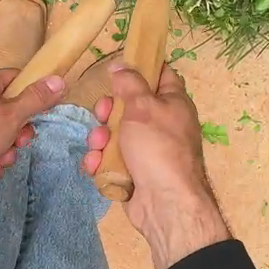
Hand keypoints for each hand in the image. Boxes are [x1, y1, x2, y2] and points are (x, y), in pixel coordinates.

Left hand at [0, 69, 65, 188]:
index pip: (16, 78)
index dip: (32, 93)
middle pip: (9, 110)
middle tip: (19, 142)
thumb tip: (59, 79)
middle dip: (18, 132)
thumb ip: (36, 99)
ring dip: (5, 150)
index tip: (42, 110)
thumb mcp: (12, 116)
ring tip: (0, 160)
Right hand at [81, 63, 229, 268]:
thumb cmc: (158, 147)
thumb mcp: (142, 106)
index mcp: (173, 103)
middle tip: (101, 114)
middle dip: (107, 110)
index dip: (140, 68)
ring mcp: (148, 149)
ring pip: (115, 133)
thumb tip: (120, 64)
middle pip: (128, 105)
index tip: (117, 68)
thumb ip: (129, 82)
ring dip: (100, 138)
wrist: (165, 203)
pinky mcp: (133, 171)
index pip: (160, 74)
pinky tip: (95, 164)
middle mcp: (162, 124)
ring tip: (99, 147)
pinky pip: (111, 158)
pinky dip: (101, 160)